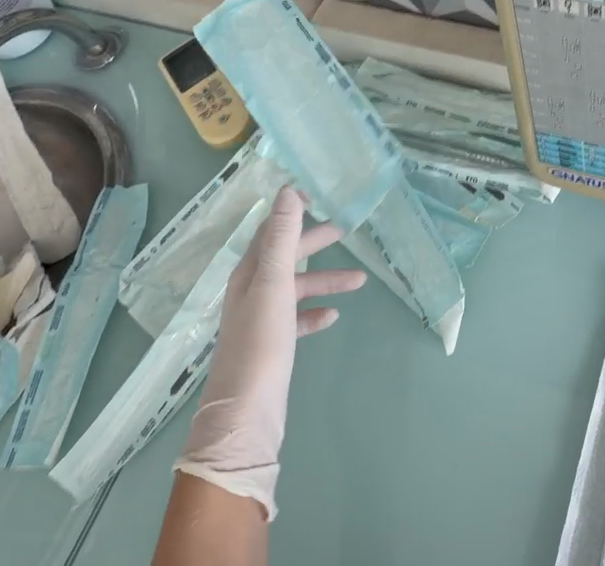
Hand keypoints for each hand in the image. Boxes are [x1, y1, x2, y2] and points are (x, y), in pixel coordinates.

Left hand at [174, 186, 365, 519]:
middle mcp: (251, 292)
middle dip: (313, 243)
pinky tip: (333, 317)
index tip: (315, 196)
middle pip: (285, 258)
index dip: (290, 213)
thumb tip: (288, 191)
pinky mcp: (272, 346)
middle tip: (344, 230)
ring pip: (296, 289)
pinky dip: (315, 313)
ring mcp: (260, 320)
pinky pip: (297, 319)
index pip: (270, 232)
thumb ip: (283, 238)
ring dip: (324, 280)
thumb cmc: (260, 343)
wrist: (246, 413)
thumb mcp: (274, 283)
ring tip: (358, 282)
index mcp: (248, 273)